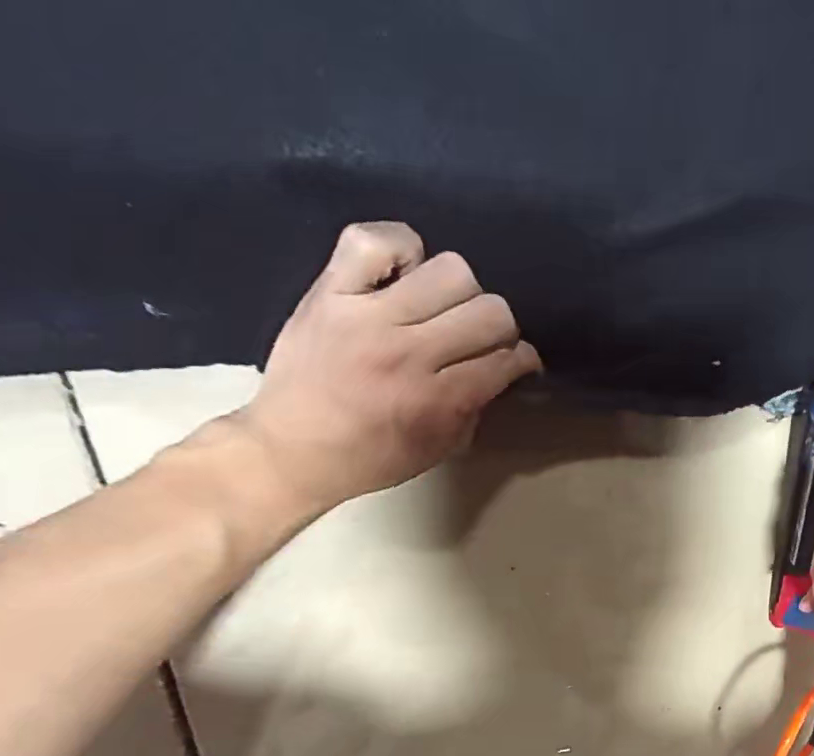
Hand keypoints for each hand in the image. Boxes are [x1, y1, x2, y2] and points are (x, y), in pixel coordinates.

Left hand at [233, 221, 541, 513]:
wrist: (291, 449)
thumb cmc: (372, 457)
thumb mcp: (440, 447)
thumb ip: (476, 406)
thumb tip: (501, 369)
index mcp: (438, 399)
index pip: (508, 359)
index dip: (523, 360)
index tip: (516, 363)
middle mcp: (409, 352)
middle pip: (491, 312)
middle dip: (498, 329)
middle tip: (479, 340)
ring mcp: (367, 315)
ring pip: (451, 271)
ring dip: (458, 291)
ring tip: (438, 309)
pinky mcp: (330, 291)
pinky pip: (374, 240)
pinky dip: (399, 249)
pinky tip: (402, 275)